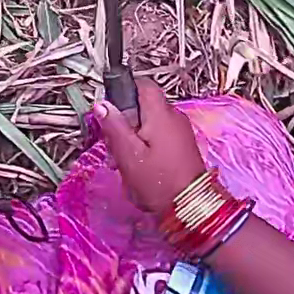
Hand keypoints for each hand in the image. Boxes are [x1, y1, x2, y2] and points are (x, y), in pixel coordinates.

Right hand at [94, 80, 204, 215]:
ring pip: (149, 122)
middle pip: (143, 106)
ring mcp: (180, 131)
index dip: (123, 90)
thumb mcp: (129, 154)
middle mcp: (173, 117)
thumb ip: (114, 127)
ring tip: (124, 160)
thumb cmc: (158, 182)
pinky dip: (145, 145)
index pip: (142, 85)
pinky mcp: (182, 145)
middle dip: (124, 121)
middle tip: (114, 143)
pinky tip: (137, 166)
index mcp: (160, 114)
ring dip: (132, 136)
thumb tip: (102, 105)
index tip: (110, 110)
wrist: (192, 208)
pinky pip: (158, 135)